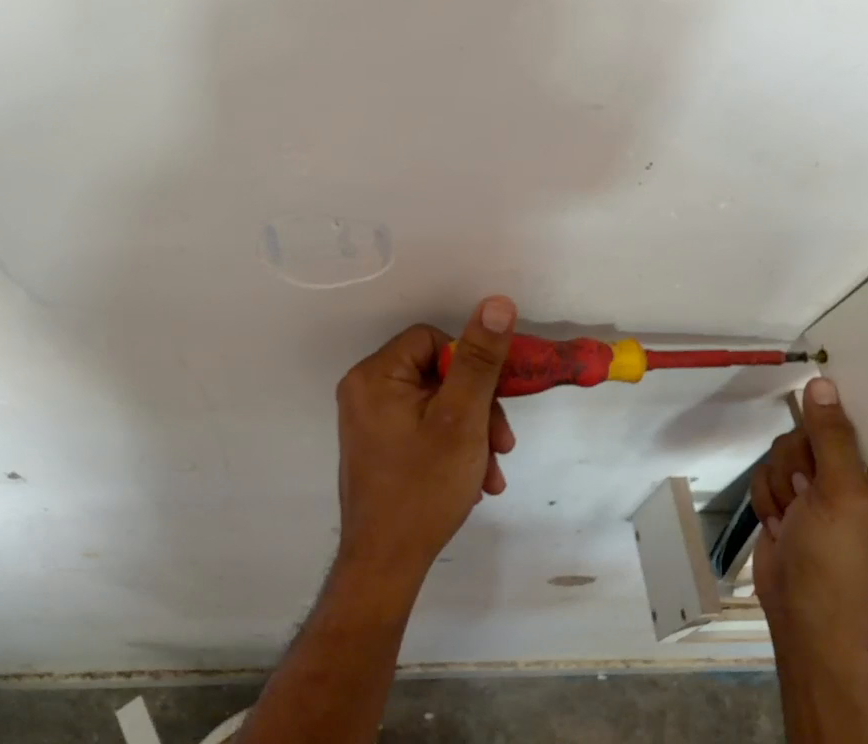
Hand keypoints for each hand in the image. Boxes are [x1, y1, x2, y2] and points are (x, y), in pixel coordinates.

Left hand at [333, 296, 518, 582]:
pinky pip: (423, 430)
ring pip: (436, 407)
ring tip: (491, 474)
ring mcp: (369, 423)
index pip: (432, 340)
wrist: (386, 564)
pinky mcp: (378, 448)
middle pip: (437, 375)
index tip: (491, 402)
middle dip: (478, 410)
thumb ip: (480, 359)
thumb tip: (496, 303)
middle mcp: (364, 392)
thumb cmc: (423, 486)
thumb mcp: (462, 417)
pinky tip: (474, 483)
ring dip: (472, 435)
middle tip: (503, 445)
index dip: (468, 366)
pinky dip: (452, 450)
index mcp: (375, 376)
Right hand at [749, 377, 867, 648]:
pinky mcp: (791, 502)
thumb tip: (822, 385)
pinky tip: (780, 524)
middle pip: (813, 434)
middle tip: (808, 490)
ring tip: (795, 517)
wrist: (801, 615)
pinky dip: (767, 498)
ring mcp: (821, 493)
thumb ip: (832, 438)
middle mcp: (857, 482)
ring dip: (780, 484)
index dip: (842, 418)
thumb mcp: (842, 496)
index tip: (822, 415)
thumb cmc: (838, 563)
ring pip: (784, 451)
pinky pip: (767, 473)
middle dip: (800, 462)